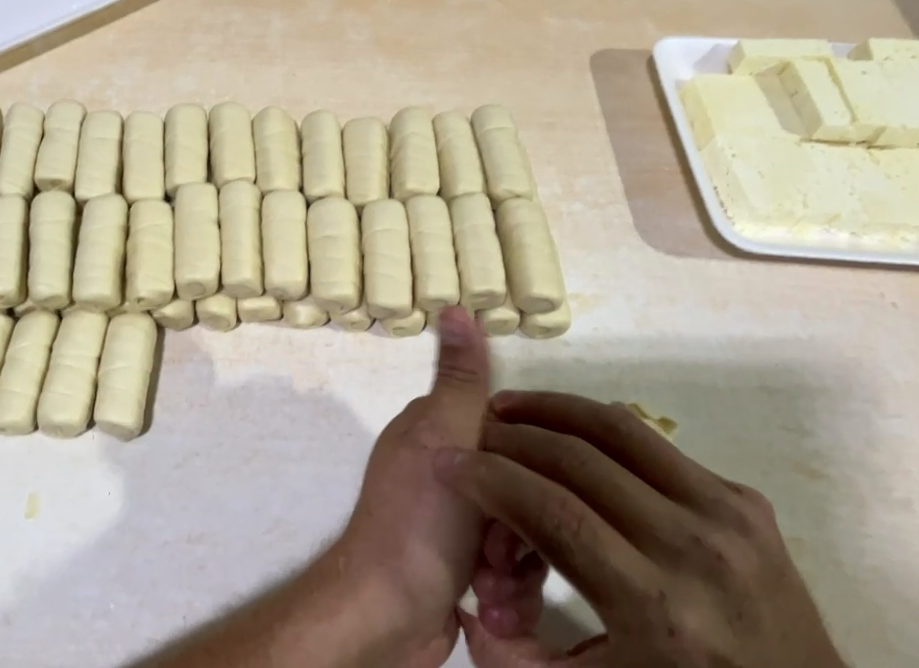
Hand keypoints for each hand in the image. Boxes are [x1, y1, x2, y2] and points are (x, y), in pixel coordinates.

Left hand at [328, 305, 493, 666]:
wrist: (388, 613)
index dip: (530, 467)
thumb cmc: (419, 521)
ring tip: (492, 590)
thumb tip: (455, 304)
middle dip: (523, 528)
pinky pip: (509, 572)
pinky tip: (491, 610)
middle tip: (497, 553)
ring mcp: (449, 519)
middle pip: (523, 487)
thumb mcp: (445, 438)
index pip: (513, 432)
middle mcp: (443, 469)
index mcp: (436, 430)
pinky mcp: (459, 565)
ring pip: (522, 533)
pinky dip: (505, 593)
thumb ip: (461, 378)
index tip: (521, 495)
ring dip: (516, 569)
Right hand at [435, 392, 844, 667]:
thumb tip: (468, 604)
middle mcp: (695, 550)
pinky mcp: (745, 499)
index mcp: (658, 612)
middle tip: (473, 434)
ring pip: (617, 428)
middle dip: (510, 438)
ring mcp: (728, 516)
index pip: (553, 512)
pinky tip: (565, 434)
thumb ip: (516, 659)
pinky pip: (652, 444)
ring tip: (507, 408)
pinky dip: (596, 428)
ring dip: (551, 409)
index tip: (447, 462)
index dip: (490, 479)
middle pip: (578, 459)